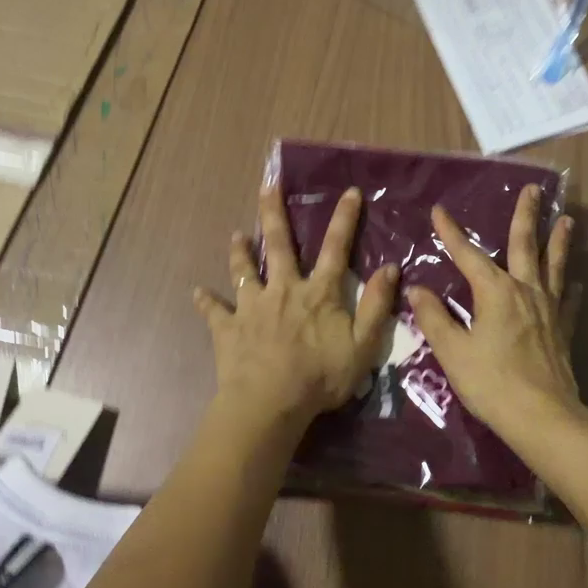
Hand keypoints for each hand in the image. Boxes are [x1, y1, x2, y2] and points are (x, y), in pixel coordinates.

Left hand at [194, 186, 398, 428]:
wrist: (269, 403)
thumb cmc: (321, 377)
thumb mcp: (363, 345)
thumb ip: (376, 305)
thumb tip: (390, 267)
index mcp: (319, 293)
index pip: (336, 248)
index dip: (344, 219)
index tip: (348, 192)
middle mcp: (284, 289)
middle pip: (280, 244)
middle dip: (274, 212)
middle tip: (268, 185)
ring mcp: (252, 307)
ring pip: (244, 271)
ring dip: (240, 251)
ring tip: (235, 234)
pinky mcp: (228, 328)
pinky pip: (214, 311)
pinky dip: (207, 301)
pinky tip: (197, 293)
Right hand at [405, 185, 583, 438]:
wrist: (542, 416)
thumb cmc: (491, 383)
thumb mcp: (453, 351)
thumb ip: (435, 318)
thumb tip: (417, 289)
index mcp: (495, 292)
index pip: (468, 255)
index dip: (452, 233)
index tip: (440, 211)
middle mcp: (525, 291)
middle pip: (526, 245)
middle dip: (526, 215)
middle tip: (533, 189)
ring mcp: (549, 309)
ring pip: (553, 266)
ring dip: (558, 241)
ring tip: (566, 220)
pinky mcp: (563, 330)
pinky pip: (566, 301)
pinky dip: (568, 288)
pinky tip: (572, 283)